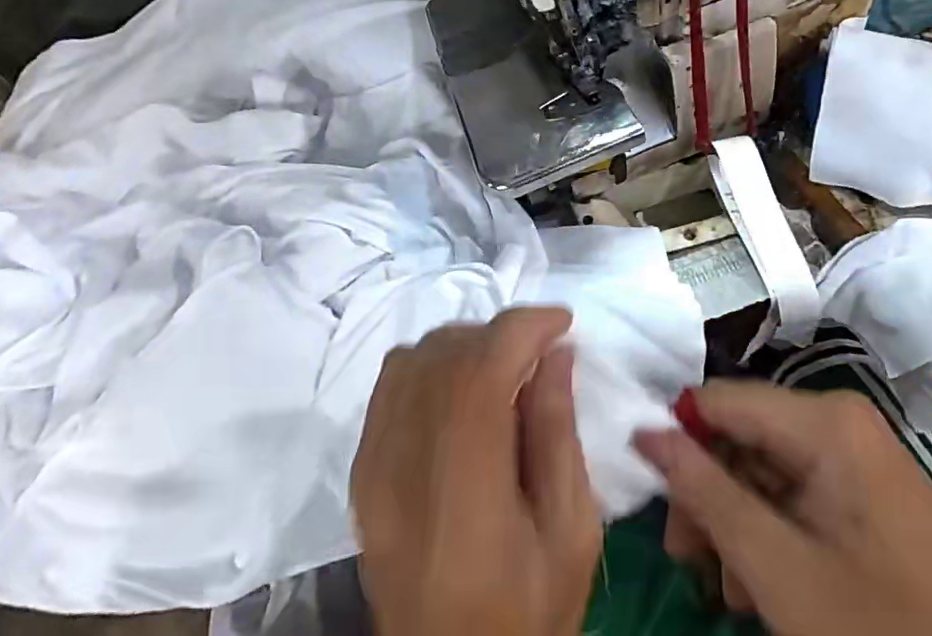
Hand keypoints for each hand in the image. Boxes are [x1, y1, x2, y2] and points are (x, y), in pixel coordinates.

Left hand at [351, 308, 601, 635]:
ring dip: (464, 347)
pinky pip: (390, 384)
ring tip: (502, 374)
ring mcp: (373, 460)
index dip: (525, 326)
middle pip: (446, 352)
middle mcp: (406, 457)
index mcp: (466, 479)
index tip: (563, 324)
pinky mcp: (361, 467)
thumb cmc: (524, 611)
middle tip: (540, 358)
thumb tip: (554, 354)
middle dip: (501, 335)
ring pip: (414, 356)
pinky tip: (458, 395)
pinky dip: (429, 367)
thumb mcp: (570, 532)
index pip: (484, 363)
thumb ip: (557, 432)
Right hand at [635, 383, 931, 635]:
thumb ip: (703, 490)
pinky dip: (769, 530)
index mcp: (824, 421)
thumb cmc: (881, 625)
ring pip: (761, 467)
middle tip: (687, 556)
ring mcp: (857, 455)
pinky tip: (763, 583)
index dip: (676, 441)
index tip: (653, 497)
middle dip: (707, 495)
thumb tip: (643, 430)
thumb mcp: (777, 564)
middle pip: (739, 435)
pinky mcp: (867, 491)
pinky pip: (795, 491)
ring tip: (728, 586)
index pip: (716, 400)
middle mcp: (840, 421)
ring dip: (734, 521)